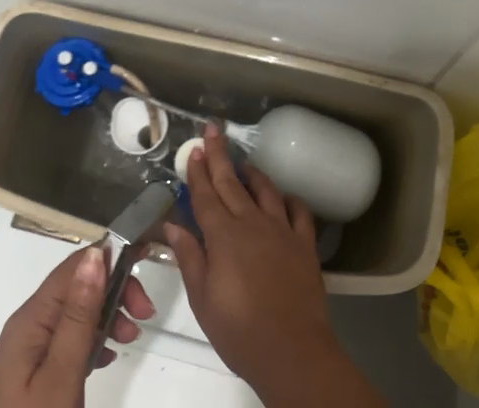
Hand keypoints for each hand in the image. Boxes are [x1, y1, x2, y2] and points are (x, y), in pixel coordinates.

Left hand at [0, 246, 155, 407]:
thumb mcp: (62, 373)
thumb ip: (79, 316)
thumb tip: (96, 255)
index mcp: (32, 319)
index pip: (75, 267)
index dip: (111, 259)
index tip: (146, 268)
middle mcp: (29, 324)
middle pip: (78, 287)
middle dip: (115, 291)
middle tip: (145, 316)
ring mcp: (31, 348)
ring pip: (77, 312)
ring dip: (108, 316)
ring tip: (131, 339)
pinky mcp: (36, 369)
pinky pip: (71, 338)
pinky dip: (95, 339)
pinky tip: (108, 356)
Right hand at [163, 124, 348, 394]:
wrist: (291, 348)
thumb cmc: (238, 329)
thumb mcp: (202, 298)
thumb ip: (189, 257)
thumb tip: (173, 225)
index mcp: (223, 236)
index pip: (206, 195)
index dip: (198, 172)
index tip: (193, 149)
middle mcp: (252, 223)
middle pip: (233, 183)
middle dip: (220, 155)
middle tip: (214, 129)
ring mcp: (282, 230)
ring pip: (266, 190)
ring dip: (253, 173)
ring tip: (244, 163)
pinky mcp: (305, 243)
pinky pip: (298, 211)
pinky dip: (289, 198)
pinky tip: (283, 196)